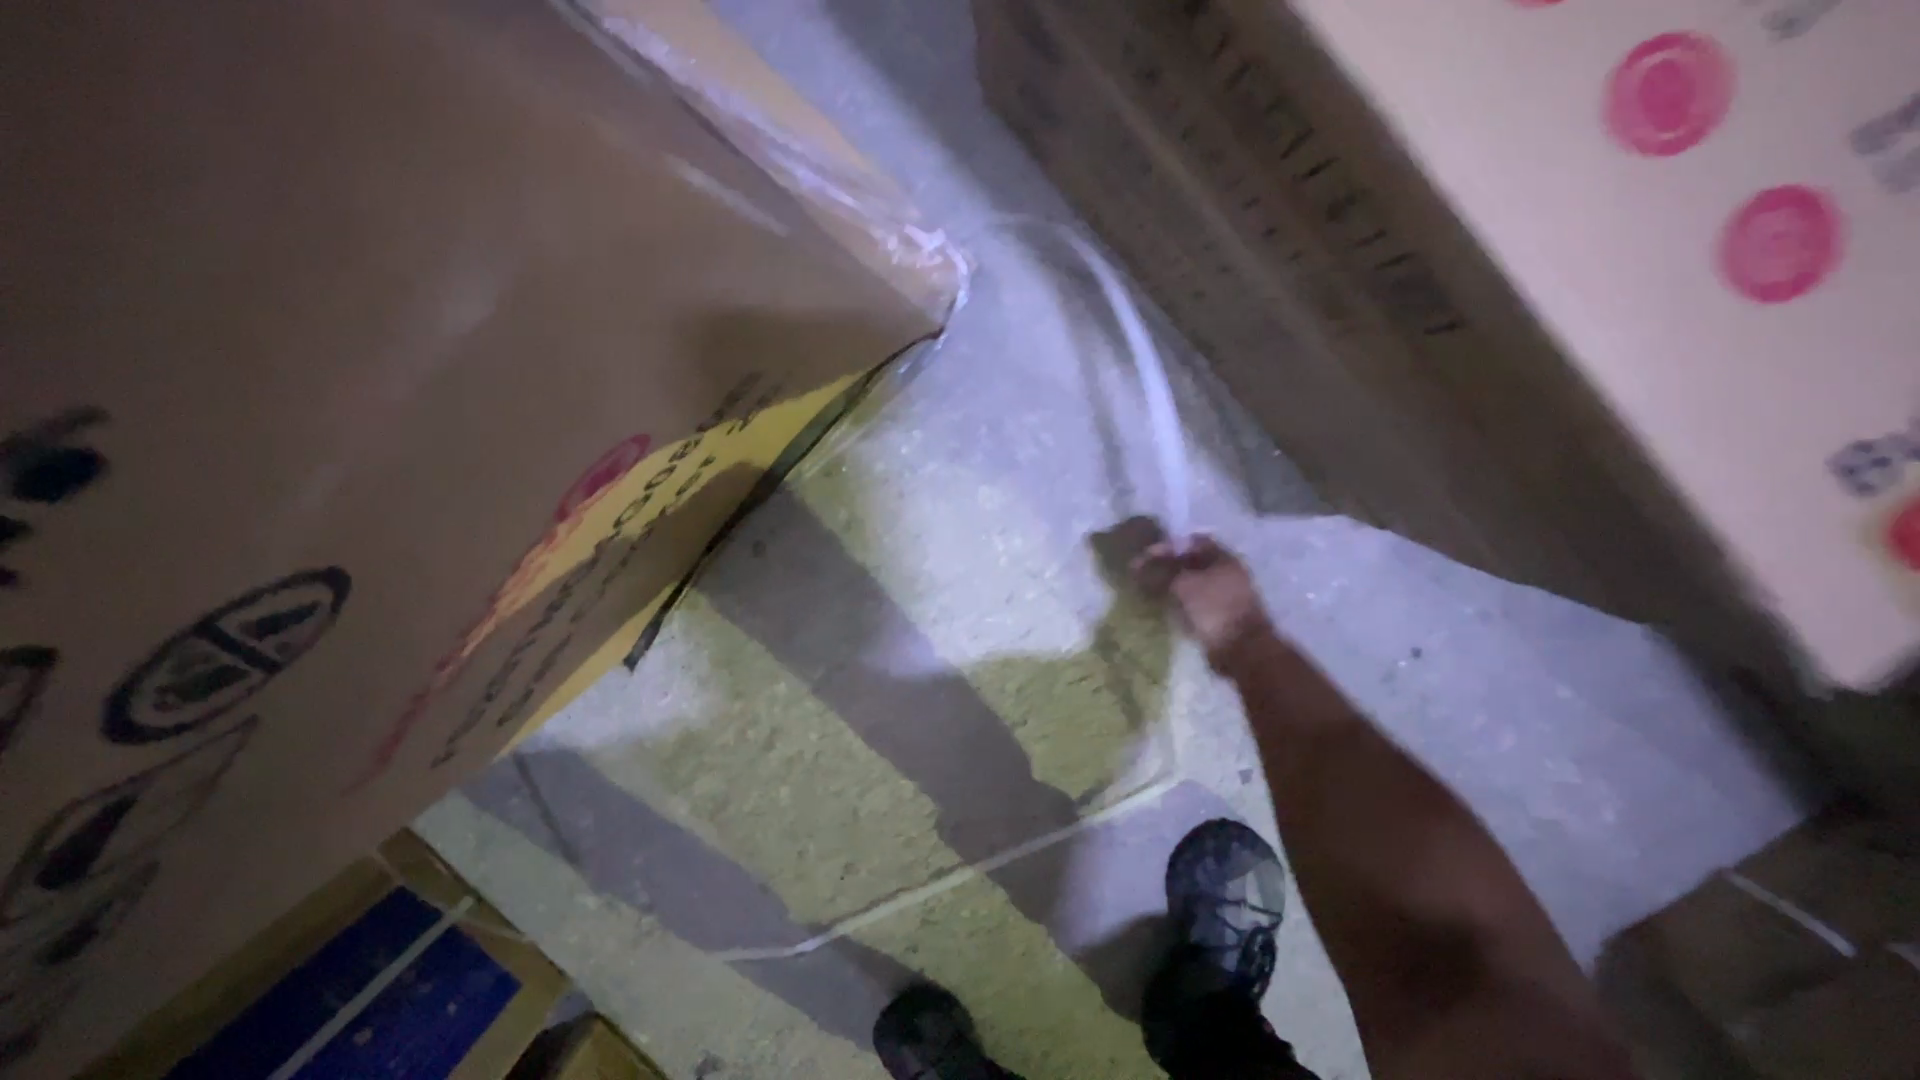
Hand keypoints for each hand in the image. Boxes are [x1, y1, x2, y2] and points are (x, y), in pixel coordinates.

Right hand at [1131, 535, 1273, 668]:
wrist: (1241, 649)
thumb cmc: (1214, 608)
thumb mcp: (1183, 584)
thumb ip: (1161, 570)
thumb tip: (1139, 565)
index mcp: (1223, 558)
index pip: (1192, 542)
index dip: (1169, 545)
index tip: (1147, 554)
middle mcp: (1225, 573)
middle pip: (1190, 563)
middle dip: (1166, 566)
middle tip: (1142, 572)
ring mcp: (1222, 596)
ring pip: (1189, 584)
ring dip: (1169, 586)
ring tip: (1146, 590)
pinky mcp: (1216, 617)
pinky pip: (1191, 603)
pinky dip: (1175, 603)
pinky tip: (1160, 607)